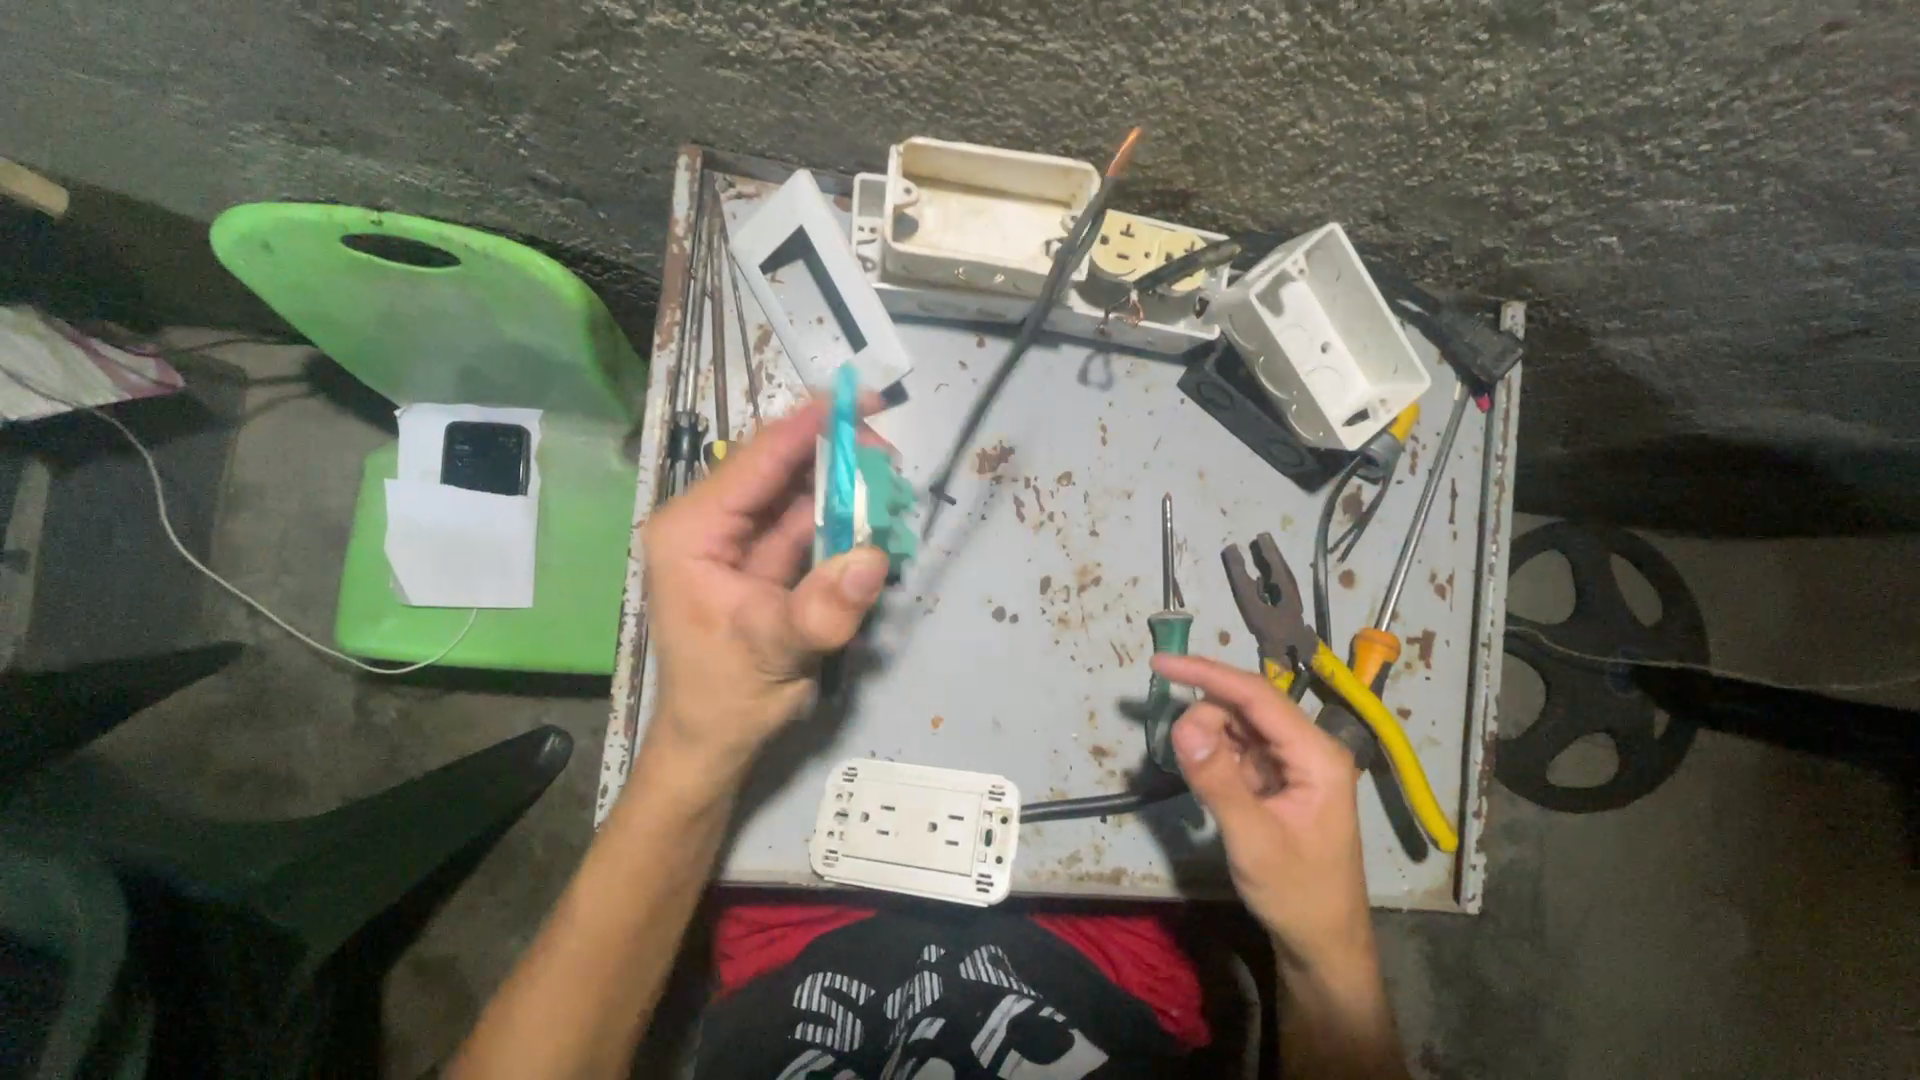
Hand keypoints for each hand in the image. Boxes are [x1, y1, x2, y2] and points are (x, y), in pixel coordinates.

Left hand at [642, 400, 890, 778]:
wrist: (716, 742)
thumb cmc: (725, 696)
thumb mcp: (771, 651)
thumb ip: (820, 608)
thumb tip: (872, 558)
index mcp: (692, 529)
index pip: (756, 459)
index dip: (809, 425)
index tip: (861, 400)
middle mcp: (712, 523)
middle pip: (780, 468)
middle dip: (837, 457)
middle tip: (891, 458)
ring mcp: (741, 541)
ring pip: (800, 495)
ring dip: (847, 488)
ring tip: (894, 485)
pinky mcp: (767, 561)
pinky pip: (810, 527)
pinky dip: (845, 522)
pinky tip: (878, 517)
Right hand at [1151, 654, 1373, 972]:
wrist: (1323, 942)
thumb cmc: (1297, 893)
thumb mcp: (1253, 840)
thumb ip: (1217, 781)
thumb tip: (1181, 726)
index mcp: (1316, 755)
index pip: (1256, 696)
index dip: (1207, 673)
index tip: (1160, 662)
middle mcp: (1308, 748)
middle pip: (1246, 706)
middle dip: (1204, 715)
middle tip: (1179, 752)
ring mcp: (1293, 763)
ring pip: (1239, 725)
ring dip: (1208, 736)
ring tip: (1192, 770)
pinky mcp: (1278, 779)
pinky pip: (1239, 749)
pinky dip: (1214, 754)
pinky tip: (1204, 775)